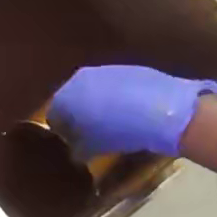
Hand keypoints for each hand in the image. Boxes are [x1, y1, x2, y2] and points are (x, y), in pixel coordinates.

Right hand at [48, 65, 216, 157]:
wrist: (164, 110)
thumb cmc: (119, 132)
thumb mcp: (93, 147)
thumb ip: (77, 147)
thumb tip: (73, 149)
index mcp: (66, 96)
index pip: (53, 114)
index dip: (61, 131)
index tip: (70, 142)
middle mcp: (80, 77)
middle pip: (71, 98)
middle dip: (77, 115)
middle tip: (87, 133)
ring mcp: (104, 70)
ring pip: (91, 90)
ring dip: (95, 105)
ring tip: (109, 122)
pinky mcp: (127, 68)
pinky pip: (111, 85)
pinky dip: (113, 97)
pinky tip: (126, 111)